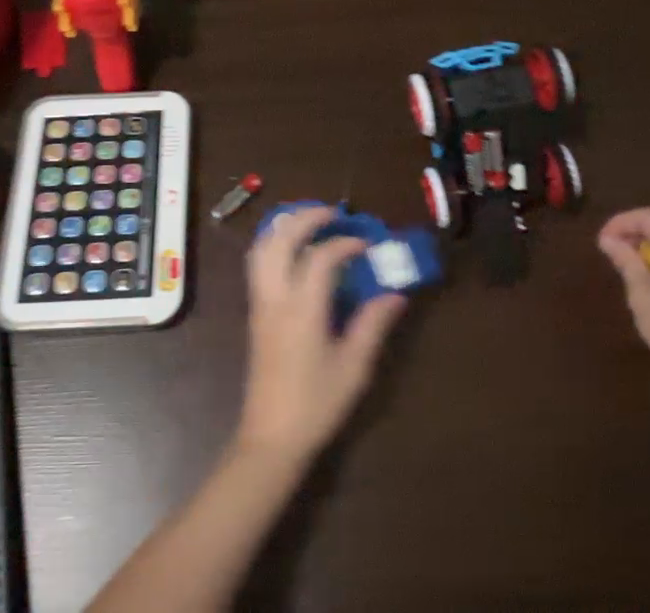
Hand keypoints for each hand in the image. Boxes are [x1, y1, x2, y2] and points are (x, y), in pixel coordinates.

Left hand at [235, 206, 406, 461]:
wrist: (272, 437)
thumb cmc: (316, 404)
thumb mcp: (354, 367)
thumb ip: (372, 324)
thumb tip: (395, 293)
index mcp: (301, 311)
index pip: (319, 258)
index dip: (345, 243)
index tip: (369, 244)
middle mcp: (274, 299)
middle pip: (280, 239)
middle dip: (306, 218)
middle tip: (335, 212)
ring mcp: (259, 305)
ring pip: (261, 248)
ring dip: (285, 227)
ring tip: (312, 222)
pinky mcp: (254, 315)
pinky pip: (257, 265)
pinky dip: (274, 244)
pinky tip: (295, 250)